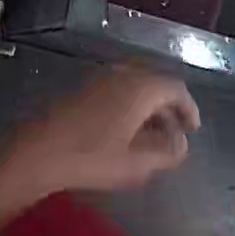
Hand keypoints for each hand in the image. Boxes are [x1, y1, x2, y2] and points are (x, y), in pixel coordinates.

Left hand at [0, 66, 200, 200]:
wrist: (42, 148)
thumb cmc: (93, 156)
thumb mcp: (138, 162)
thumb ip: (168, 150)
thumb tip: (181, 139)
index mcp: (139, 86)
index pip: (174, 87)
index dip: (188, 107)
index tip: (192, 129)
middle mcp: (121, 73)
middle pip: (155, 82)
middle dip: (169, 107)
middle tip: (175, 134)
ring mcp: (100, 76)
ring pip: (135, 84)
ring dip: (149, 106)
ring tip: (153, 137)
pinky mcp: (84, 85)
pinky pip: (118, 87)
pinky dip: (130, 104)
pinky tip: (127, 130)